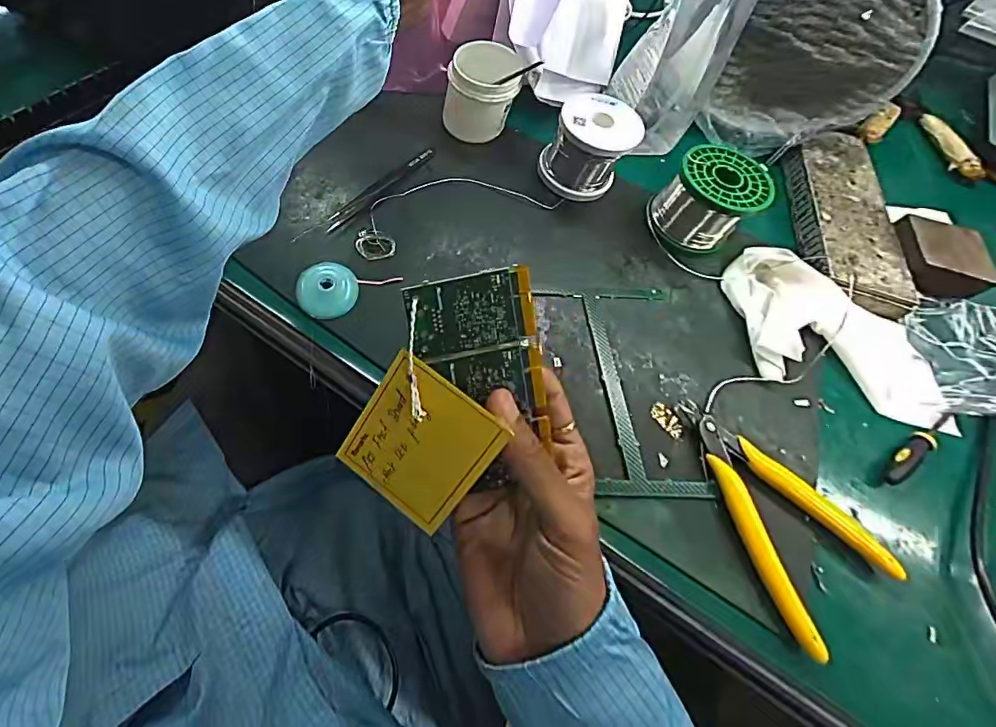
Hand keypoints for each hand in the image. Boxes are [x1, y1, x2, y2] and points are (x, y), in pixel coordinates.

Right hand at [452, 369, 606, 664]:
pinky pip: (450, 472)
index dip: (531, 378)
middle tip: (457, 359)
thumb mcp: (563, 514)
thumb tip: (498, 399)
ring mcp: (493, 487)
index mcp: (562, 462)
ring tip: (435, 386)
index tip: (507, 347)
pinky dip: (436, 453)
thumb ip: (529, 459)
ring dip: (458, 416)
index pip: (548, 409)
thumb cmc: (572, 578)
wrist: (541, 649)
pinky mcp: (464, 509)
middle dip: (485, 392)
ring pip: (474, 440)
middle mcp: (526, 467)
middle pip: (504, 418)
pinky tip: (423, 431)